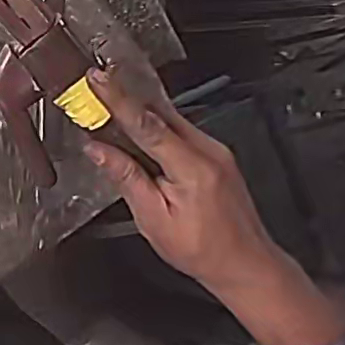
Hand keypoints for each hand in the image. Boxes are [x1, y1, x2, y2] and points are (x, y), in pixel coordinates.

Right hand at [81, 68, 344, 344]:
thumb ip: (126, 178)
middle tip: (97, 80)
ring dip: (137, 108)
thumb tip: (98, 150)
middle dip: (125, 93)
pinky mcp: (214, 154)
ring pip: (169, 118)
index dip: (118, 99)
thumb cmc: (203, 250)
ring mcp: (214, 150)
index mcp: (192, 168)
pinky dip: (153, 124)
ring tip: (108, 102)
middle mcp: (208, 151)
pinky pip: (178, 129)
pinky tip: (135, 126)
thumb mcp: (153, 219)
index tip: (98, 80)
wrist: (246, 265)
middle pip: (159, 112)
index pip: (146, 124)